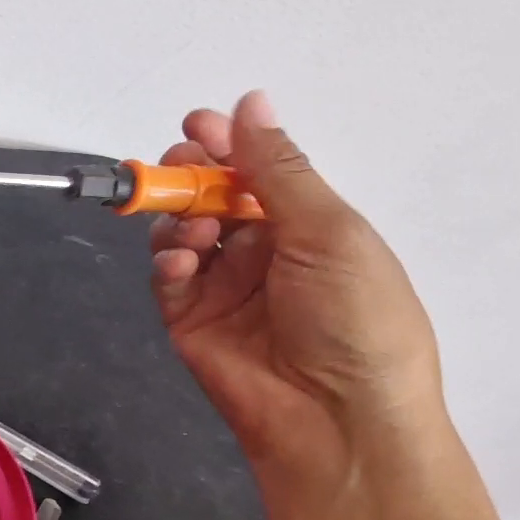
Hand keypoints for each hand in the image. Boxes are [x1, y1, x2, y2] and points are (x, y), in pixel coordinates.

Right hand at [151, 91, 445, 484]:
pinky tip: (182, 263)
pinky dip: (168, 261)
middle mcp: (263, 249)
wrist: (333, 416)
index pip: (257, 172)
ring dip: (181, 218)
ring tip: (196, 230)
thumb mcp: (329, 232)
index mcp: (308, 225)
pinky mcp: (187, 316)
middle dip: (191, 176)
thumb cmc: (353, 318)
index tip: (196, 124)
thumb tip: (250, 103)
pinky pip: (166, 275)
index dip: (227, 145)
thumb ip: (278, 169)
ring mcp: (222, 283)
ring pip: (181, 230)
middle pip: (211, 196)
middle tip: (178, 167)